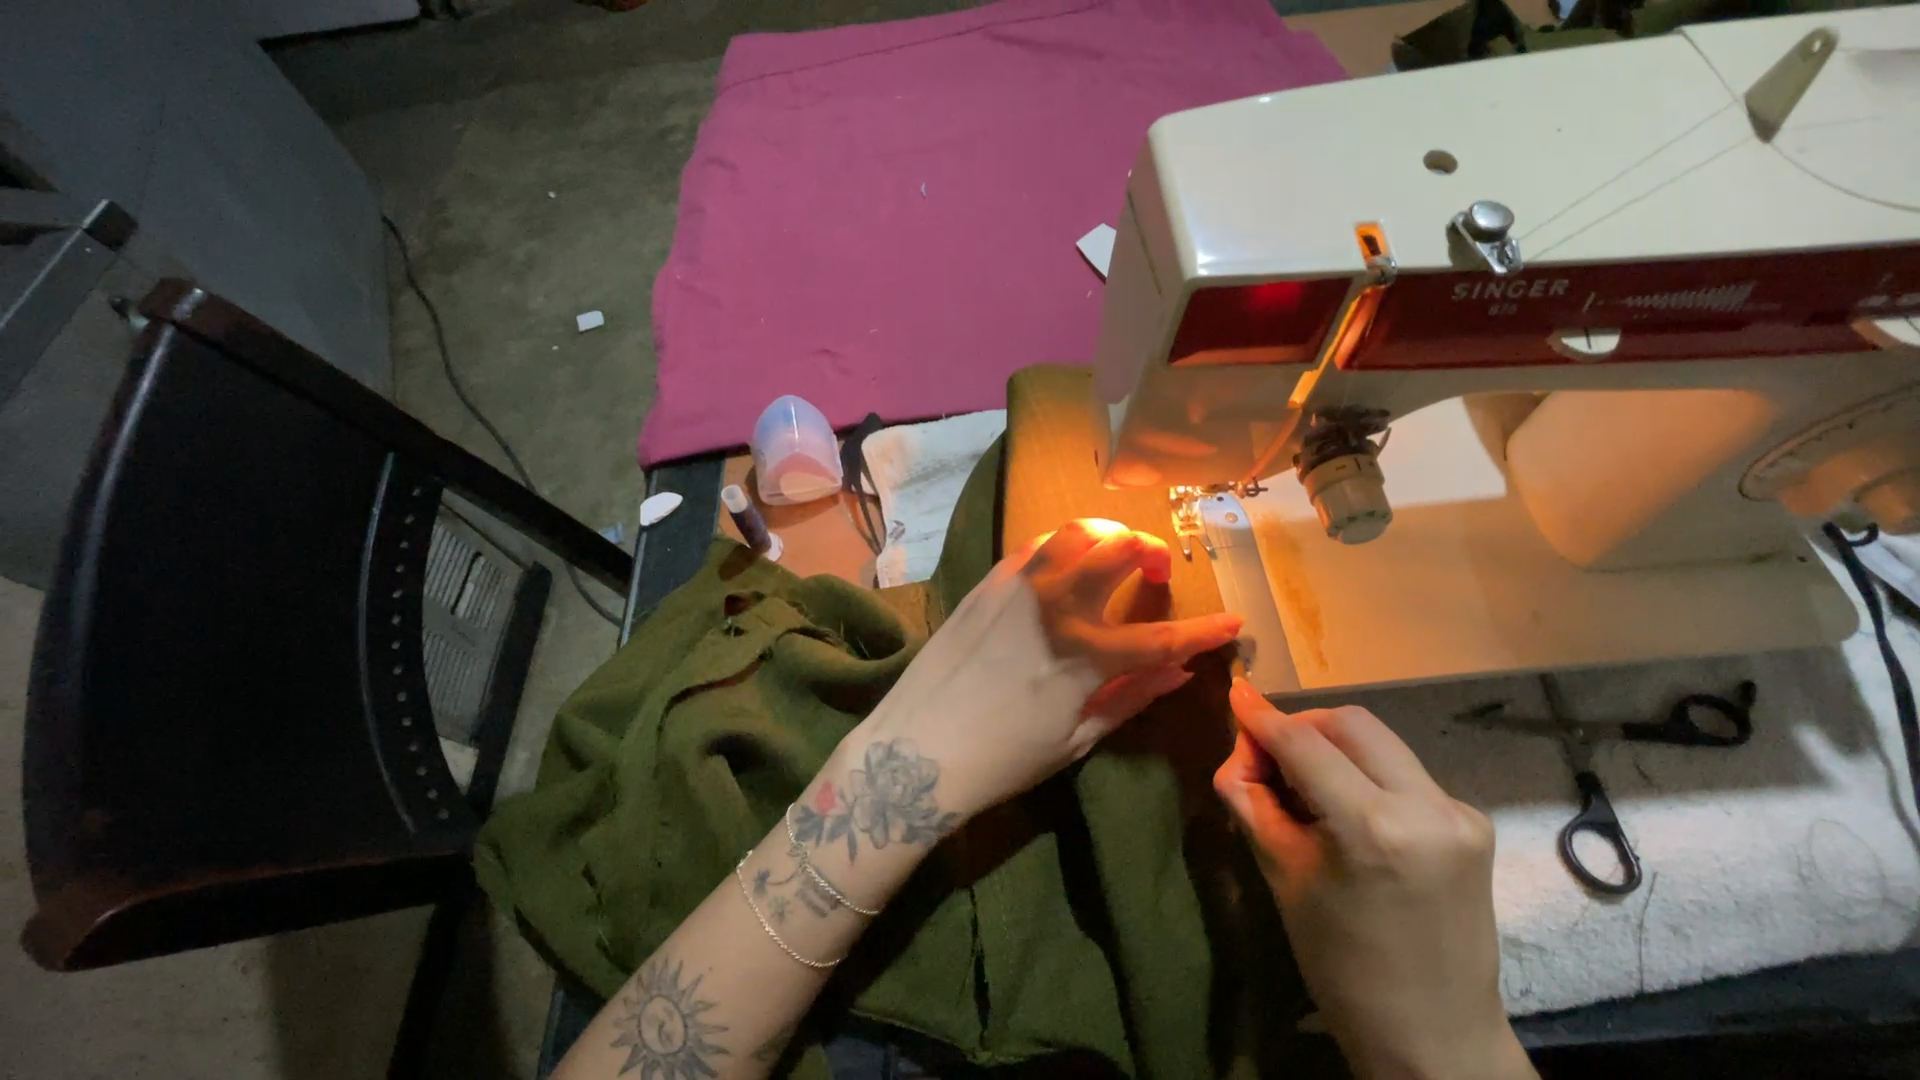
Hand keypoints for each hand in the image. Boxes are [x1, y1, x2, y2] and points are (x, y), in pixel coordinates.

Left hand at [849, 519, 1241, 824]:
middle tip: (1159, 570)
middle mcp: (1058, 605)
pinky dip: (1065, 543)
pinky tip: (1068, 562)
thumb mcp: (1077, 739)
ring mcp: (1019, 585)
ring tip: (1117, 551)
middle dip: (1155, 552)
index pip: (1165, 636)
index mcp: (1087, 655)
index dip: (1206, 631)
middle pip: (1123, 551)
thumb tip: (1179, 672)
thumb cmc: (1002, 757)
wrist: (917, 748)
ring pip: (1078, 531)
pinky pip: (1037, 543)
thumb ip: (1131, 698)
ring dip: (1109, 534)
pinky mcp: (989, 581)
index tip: (1234, 622)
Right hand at [1214, 680, 1534, 1079]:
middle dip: (1301, 726)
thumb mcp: (1281, 876)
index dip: (1263, 717)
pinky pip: (1404, 773)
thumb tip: (1238, 751)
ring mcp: (1459, 812)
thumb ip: (1253, 801)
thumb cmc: (1340, 964)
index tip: (1235, 693)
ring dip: (1333, 747)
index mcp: (1375, 828)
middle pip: (1349, 723)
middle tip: (1268, 757)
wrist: (1431, 1033)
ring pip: (1379, 742)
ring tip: (1304, 784)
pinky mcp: (1472, 822)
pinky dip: (1365, 775)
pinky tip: (1348, 810)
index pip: (1304, 744)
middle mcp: (1427, 806)